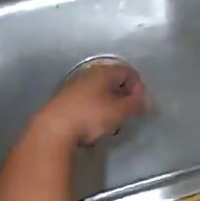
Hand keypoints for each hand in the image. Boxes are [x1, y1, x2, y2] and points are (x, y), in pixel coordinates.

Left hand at [28, 59, 148, 147]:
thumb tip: (146, 99)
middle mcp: (89, 74)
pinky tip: (92, 125)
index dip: (138, 87)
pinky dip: (94, 109)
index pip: (129, 72)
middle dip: (123, 97)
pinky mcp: (65, 99)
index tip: (139, 104)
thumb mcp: (119, 111)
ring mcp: (75, 85)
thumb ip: (136, 104)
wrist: (54, 129)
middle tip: (126, 114)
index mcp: (104, 71)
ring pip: (100, 92)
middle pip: (114, 81)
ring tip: (109, 122)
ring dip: (109, 105)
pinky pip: (87, 100)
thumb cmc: (90, 116)